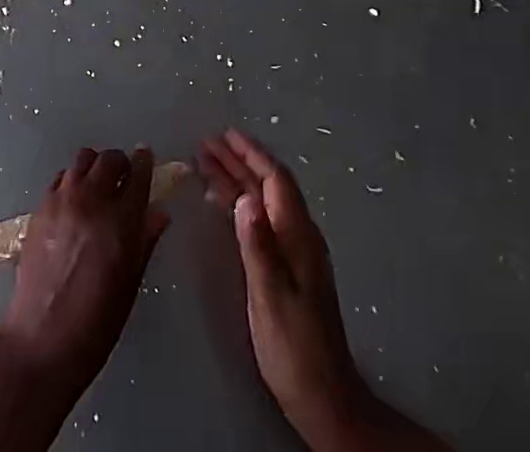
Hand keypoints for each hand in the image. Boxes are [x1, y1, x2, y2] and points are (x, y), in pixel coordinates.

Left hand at [0, 146, 169, 388]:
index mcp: (120, 219)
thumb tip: (159, 211)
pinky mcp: (39, 210)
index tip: (146, 157)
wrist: (42, 338)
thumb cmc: (98, 318)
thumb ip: (146, 239)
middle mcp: (90, 201)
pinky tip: (74, 202)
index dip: (144, 162)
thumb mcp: (132, 280)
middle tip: (124, 177)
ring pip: (82, 161)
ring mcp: (61, 202)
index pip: (138, 174)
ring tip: (98, 185)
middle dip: (120, 163)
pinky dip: (72, 181)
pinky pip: (60, 179)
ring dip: (94, 167)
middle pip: (108, 159)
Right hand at [200, 130, 369, 438]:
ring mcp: (295, 251)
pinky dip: (241, 203)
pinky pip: (262, 220)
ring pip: (264, 202)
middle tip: (207, 144)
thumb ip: (258, 247)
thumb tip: (244, 198)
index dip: (251, 155)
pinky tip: (226, 204)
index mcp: (298, 236)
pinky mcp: (288, 266)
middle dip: (239, 161)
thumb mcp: (270, 297)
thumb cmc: (294, 346)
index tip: (224, 135)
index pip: (275, 181)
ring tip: (208, 163)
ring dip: (238, 179)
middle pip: (268, 186)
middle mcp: (299, 236)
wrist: (323, 393)